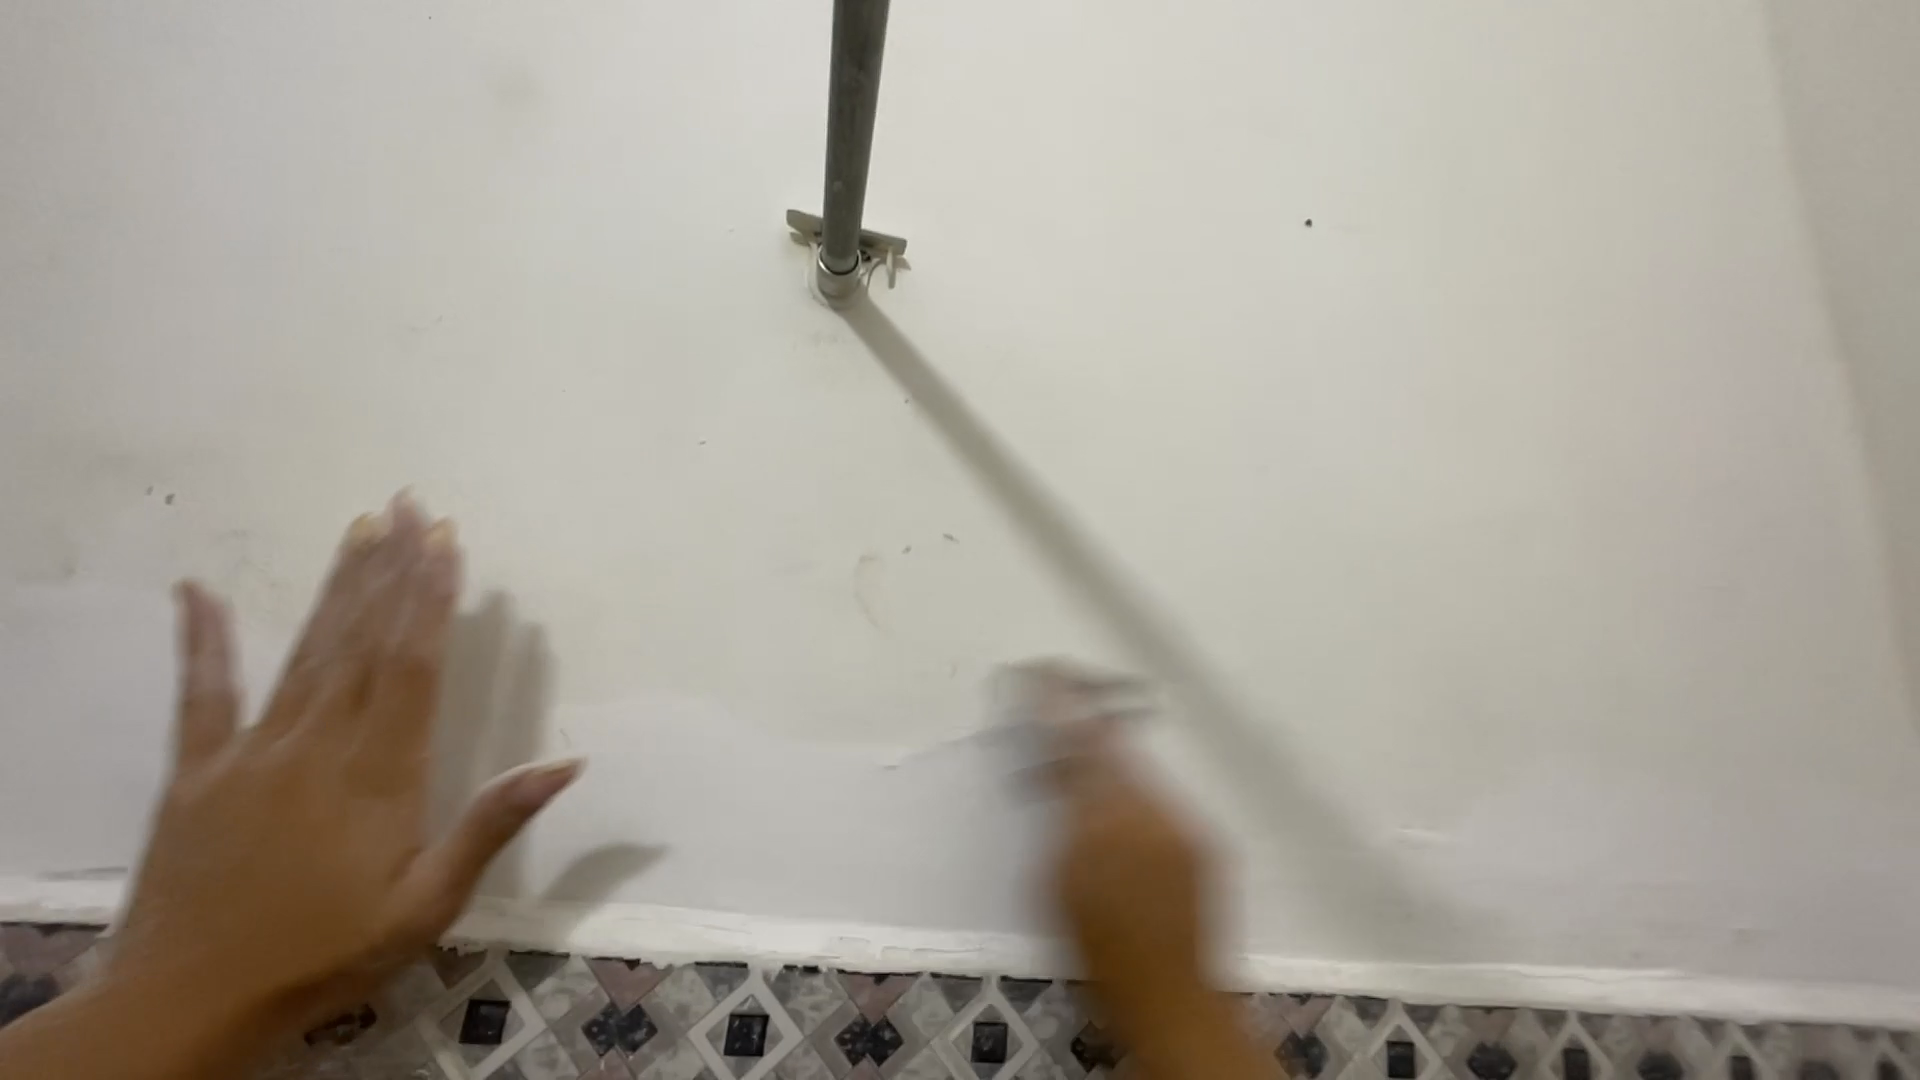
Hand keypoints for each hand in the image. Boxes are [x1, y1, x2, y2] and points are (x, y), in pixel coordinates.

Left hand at [0, 495, 581, 1079]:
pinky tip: (195, 591)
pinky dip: (200, 641)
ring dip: (337, 586)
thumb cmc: (327, 953)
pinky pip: (200, 696)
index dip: (430, 597)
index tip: (444, 541)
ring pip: (304, 652)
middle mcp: (316, 746)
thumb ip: (492, 824)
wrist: (182, 1010)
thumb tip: (569, 761)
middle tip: (407, 506)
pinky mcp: (195, 773)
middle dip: (391, 569)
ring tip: (359, 527)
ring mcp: (249, 754)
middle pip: (362, 641)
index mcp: (378, 773)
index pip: (412, 665)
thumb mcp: (428, 904)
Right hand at [1027, 662, 1276, 1079]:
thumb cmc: (1097, 949)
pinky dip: (1141, 806)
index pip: (1082, 743)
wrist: (1174, 1004)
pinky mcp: (1208, 844)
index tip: (1047, 670)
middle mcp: (1155, 812)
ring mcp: (1187, 826)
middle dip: (1087, 740)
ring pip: (1141, 777)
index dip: (1064, 702)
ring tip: (1096, 806)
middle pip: (1116, 750)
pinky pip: (1164, 804)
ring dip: (1114, 776)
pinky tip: (1130, 837)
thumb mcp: (1058, 879)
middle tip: (1061, 745)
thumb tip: (1060, 762)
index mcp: (1107, 821)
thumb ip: (1063, 810)